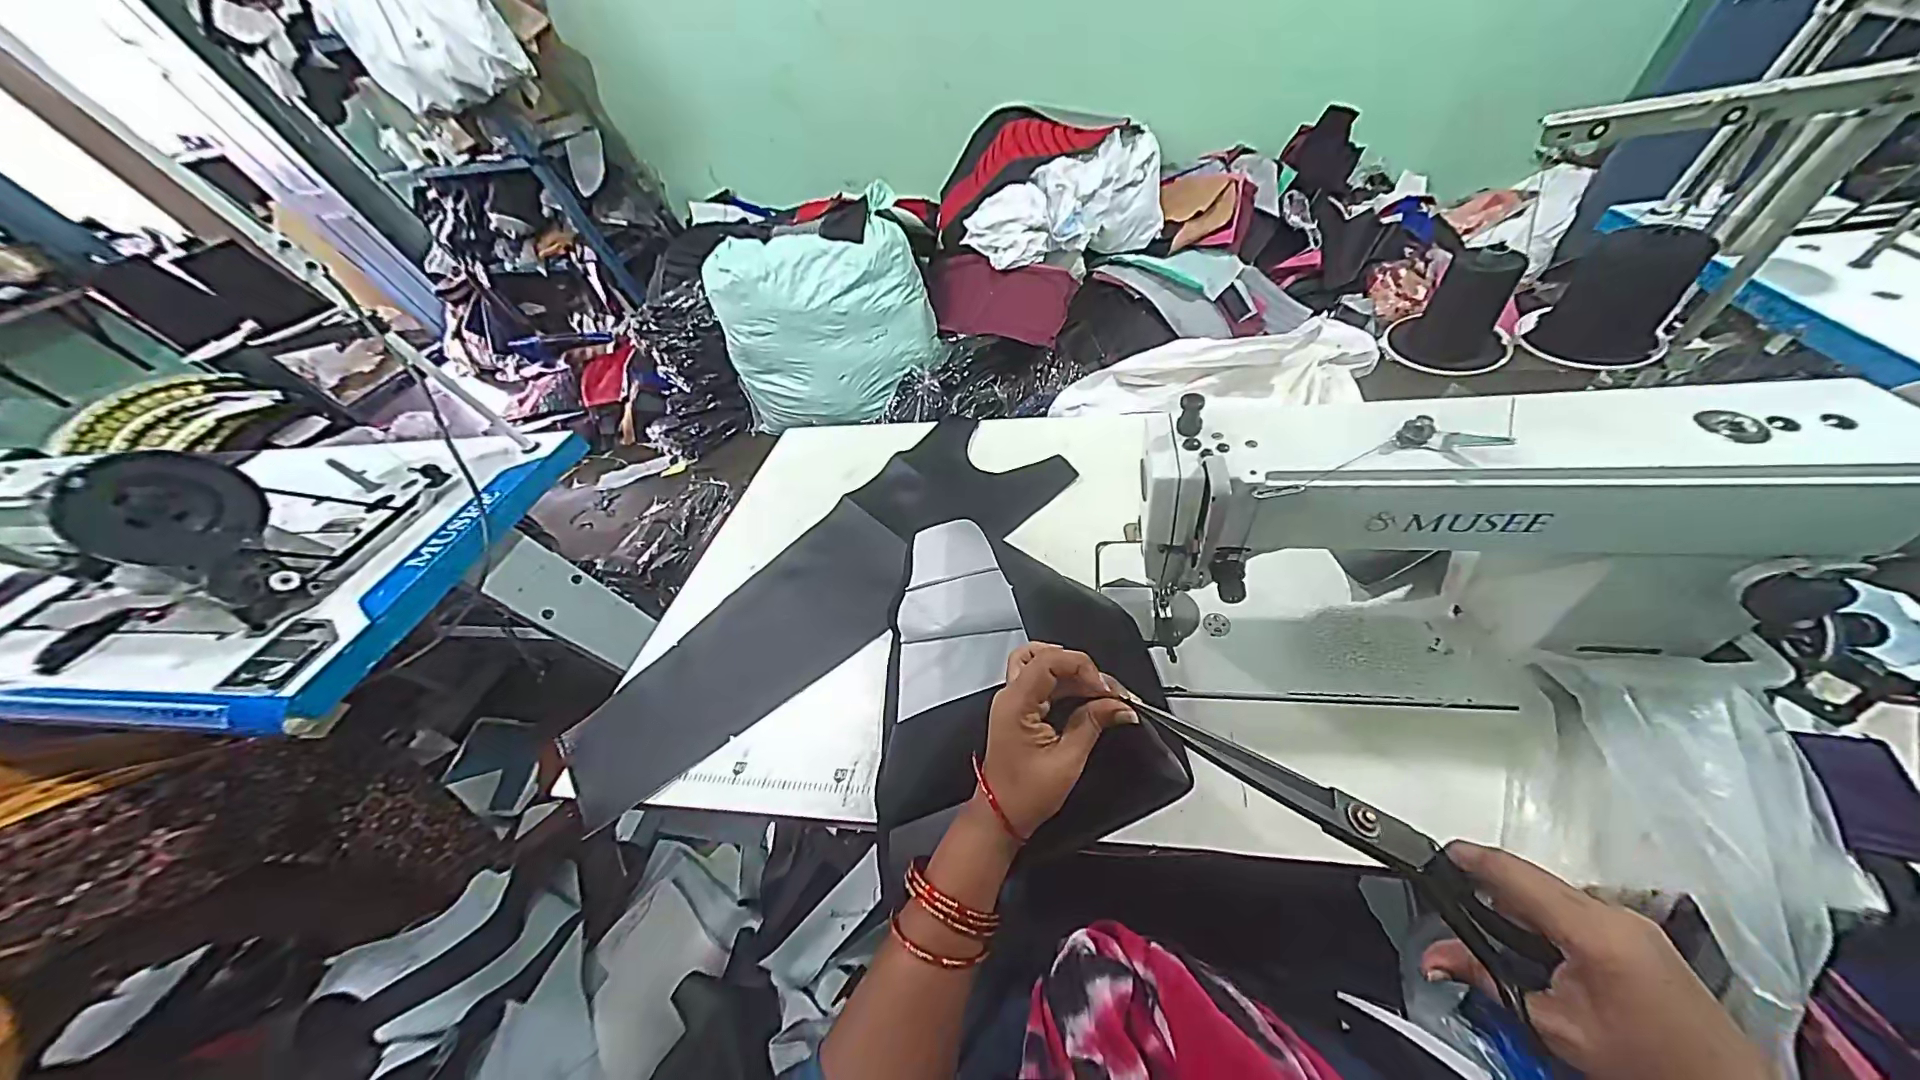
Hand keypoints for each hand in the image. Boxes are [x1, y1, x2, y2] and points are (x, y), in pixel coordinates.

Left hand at [977, 643, 1137, 838]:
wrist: (1002, 814)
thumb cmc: (1024, 795)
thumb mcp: (1068, 760)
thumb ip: (1092, 724)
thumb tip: (1118, 705)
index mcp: (1016, 703)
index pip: (1048, 659)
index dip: (1081, 666)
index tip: (1104, 688)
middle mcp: (1010, 696)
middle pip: (1044, 656)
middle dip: (1080, 668)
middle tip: (1105, 691)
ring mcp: (1013, 702)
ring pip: (1042, 666)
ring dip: (1074, 675)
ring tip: (1100, 695)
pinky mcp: (1020, 710)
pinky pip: (1043, 684)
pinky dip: (1067, 687)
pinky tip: (1087, 702)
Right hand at [1422, 843, 1769, 1079]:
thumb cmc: (1651, 1065)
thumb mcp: (1554, 1026)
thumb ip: (1487, 980)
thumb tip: (1435, 957)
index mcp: (1594, 931)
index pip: (1516, 874)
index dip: (1473, 858)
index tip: (1442, 852)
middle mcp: (1616, 915)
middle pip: (1532, 880)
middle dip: (1490, 886)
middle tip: (1456, 900)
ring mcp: (1633, 922)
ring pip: (1553, 892)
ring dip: (1519, 901)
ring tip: (1495, 930)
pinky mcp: (1640, 933)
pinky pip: (1576, 906)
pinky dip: (1546, 913)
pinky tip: (1536, 942)